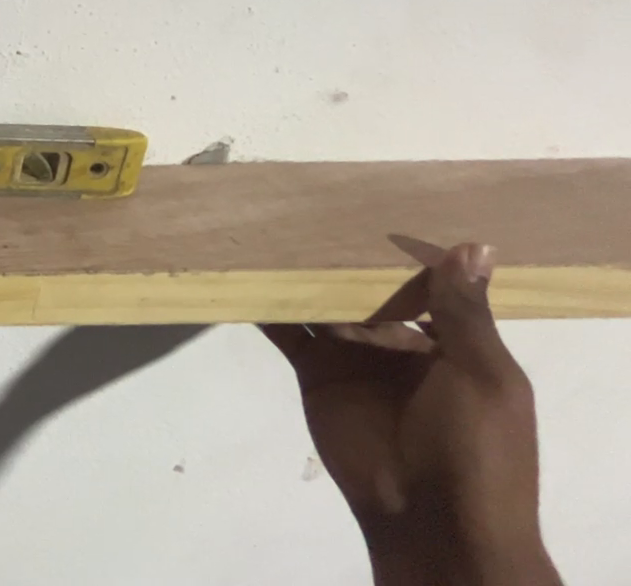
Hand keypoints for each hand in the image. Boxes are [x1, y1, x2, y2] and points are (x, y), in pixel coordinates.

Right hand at [262, 244, 559, 585]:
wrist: (431, 516)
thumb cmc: (475, 445)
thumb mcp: (484, 376)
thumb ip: (464, 313)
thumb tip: (472, 245)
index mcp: (451, 343)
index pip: (422, 286)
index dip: (397, 252)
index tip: (366, 210)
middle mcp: (398, 343)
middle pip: (363, 290)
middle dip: (338, 259)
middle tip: (302, 212)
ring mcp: (351, 357)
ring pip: (320, 304)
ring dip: (297, 277)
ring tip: (264, 235)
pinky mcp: (313, 371)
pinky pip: (286, 332)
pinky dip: (263, 308)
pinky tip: (242, 279)